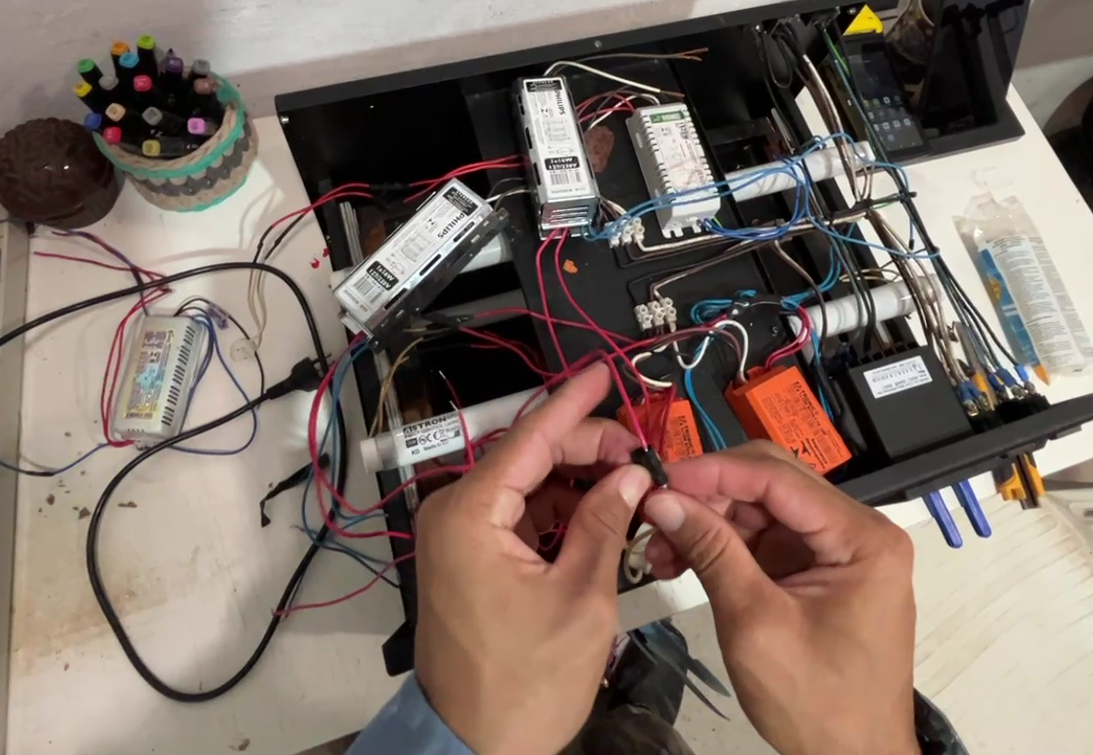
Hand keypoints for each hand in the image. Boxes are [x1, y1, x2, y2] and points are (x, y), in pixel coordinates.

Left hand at [414, 364, 651, 754]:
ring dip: (575, 478)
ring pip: (527, 482)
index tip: (603, 374)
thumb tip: (630, 475)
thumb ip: (604, 524)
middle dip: (585, 448)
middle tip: (637, 453)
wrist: (473, 749)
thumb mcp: (580, 599)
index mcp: (470, 514)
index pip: (530, 438)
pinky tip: (599, 510)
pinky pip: (519, 511)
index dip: (573, 404)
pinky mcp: (469, 551)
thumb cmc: (523, 684)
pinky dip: (559, 508)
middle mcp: (455, 510)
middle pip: (529, 456)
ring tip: (627, 482)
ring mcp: (459, 531)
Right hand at [641, 442, 918, 754]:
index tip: (659, 478)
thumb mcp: (755, 624)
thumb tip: (660, 497)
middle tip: (655, 511)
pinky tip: (677, 559)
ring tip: (657, 548)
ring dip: (705, 519)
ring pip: (755, 505)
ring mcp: (831, 545)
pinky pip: (758, 534)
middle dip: (706, 495)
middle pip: (767, 481)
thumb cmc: (817, 704)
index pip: (776, 477)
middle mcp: (853, 527)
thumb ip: (711, 551)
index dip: (712, 471)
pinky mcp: (810, 564)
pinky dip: (717, 542)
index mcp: (861, 536)